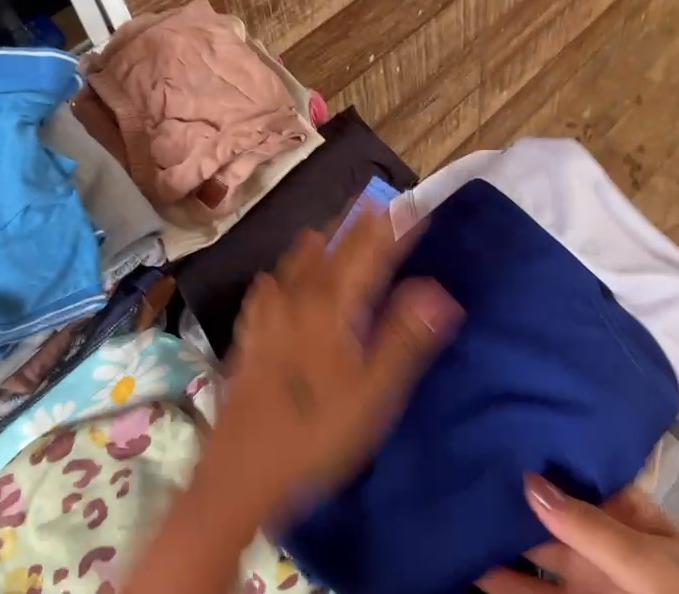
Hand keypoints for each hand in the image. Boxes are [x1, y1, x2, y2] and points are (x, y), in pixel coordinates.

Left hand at [201, 208, 463, 517]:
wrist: (240, 475)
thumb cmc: (316, 435)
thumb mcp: (374, 393)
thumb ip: (405, 338)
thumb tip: (439, 291)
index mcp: (334, 308)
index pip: (368, 253)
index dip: (393, 227)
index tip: (416, 207)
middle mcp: (299, 301)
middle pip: (330, 248)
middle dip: (357, 222)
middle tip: (378, 203)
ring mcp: (268, 318)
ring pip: (296, 263)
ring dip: (321, 239)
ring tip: (335, 226)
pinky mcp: (249, 340)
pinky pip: (266, 291)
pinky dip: (281, 274)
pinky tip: (277, 278)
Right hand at [476, 476, 678, 593]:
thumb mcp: (648, 562)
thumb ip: (590, 526)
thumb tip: (530, 480)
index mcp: (636, 520)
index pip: (588, 477)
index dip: (552, 457)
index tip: (508, 431)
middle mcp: (606, 547)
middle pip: (554, 515)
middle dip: (517, 496)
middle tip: (468, 467)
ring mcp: (587, 584)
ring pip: (535, 554)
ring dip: (500, 539)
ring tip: (457, 512)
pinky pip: (530, 593)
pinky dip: (500, 582)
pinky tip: (468, 566)